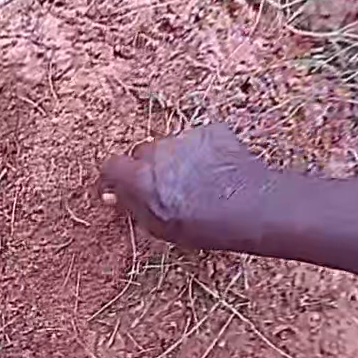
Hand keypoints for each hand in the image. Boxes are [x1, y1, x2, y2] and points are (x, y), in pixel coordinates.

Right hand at [100, 123, 270, 248]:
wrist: (247, 207)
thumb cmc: (200, 225)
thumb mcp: (156, 226)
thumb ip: (131, 206)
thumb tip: (112, 195)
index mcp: (139, 176)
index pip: (110, 167)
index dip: (112, 178)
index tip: (116, 189)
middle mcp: (157, 150)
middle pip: (140, 154)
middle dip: (144, 169)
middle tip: (158, 190)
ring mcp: (184, 138)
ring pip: (168, 146)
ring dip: (171, 160)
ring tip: (189, 183)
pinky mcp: (210, 130)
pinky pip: (194, 141)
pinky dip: (196, 153)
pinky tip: (209, 172)